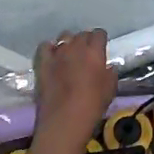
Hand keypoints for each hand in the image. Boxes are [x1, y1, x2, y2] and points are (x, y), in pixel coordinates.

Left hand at [31, 29, 115, 153]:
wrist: (64, 120)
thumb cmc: (92, 106)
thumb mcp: (111, 89)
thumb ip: (110, 73)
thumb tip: (108, 67)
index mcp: (95, 52)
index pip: (99, 33)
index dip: (101, 40)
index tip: (101, 48)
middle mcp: (76, 47)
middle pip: (82, 34)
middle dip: (86, 40)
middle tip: (87, 53)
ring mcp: (57, 54)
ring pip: (64, 36)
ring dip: (69, 42)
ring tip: (70, 54)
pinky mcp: (43, 63)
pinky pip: (45, 46)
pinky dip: (50, 48)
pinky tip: (53, 56)